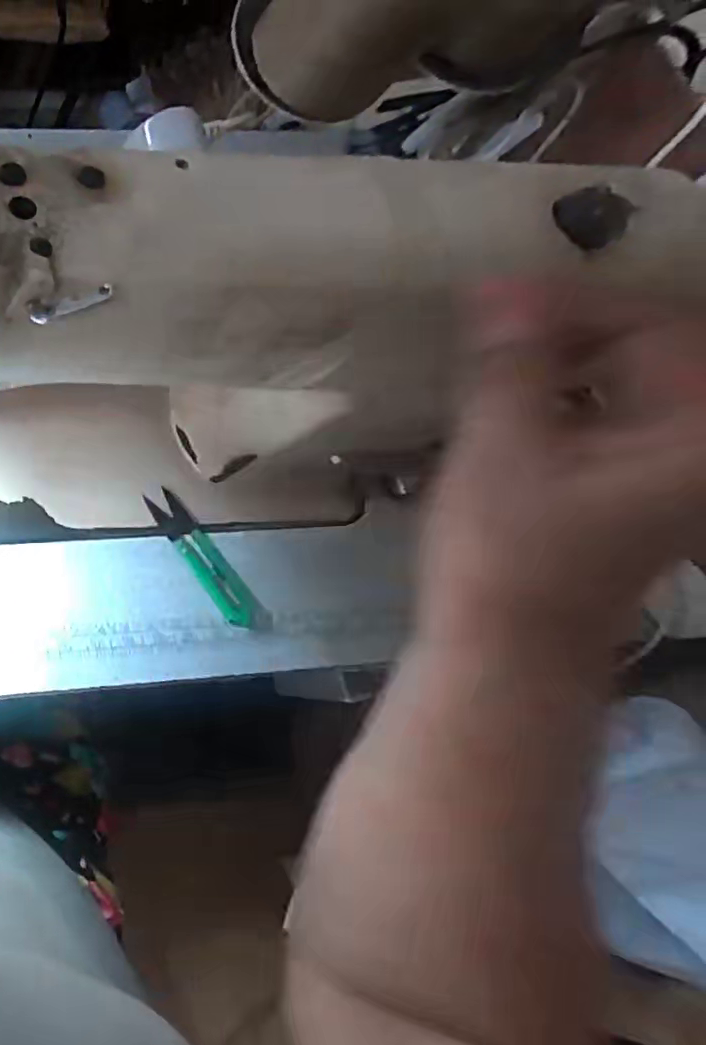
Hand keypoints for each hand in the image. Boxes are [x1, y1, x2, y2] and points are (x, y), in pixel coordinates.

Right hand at [421, 281, 705, 650]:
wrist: (505, 634)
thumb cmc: (503, 547)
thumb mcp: (497, 451)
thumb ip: (506, 369)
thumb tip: (498, 290)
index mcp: (703, 426)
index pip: (652, 327)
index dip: (567, 305)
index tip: (483, 292)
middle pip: (649, 349)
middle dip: (565, 330)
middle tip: (481, 323)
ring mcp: (678, 462)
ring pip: (626, 380)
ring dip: (557, 361)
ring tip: (486, 353)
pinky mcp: (638, 480)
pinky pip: (609, 412)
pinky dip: (559, 395)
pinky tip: (506, 399)